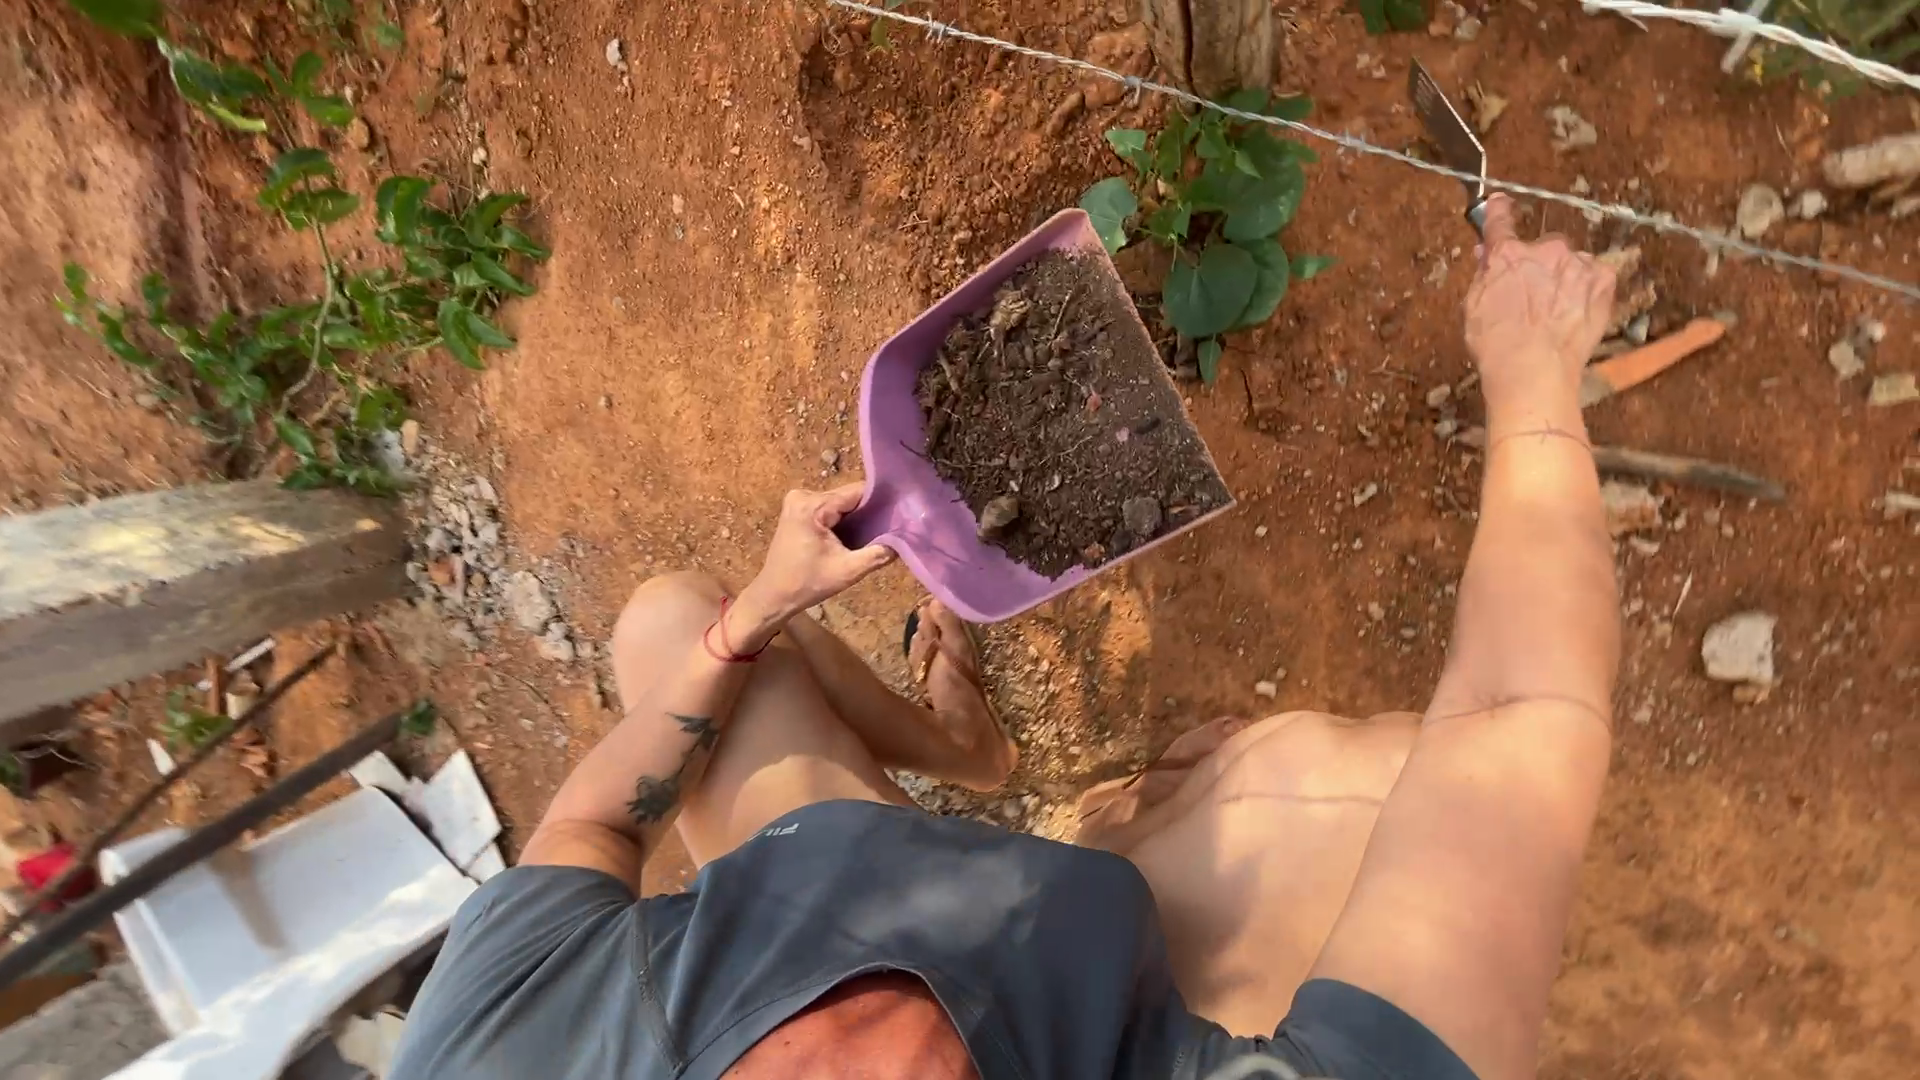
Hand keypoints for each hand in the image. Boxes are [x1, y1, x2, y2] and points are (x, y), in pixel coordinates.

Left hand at [728, 484, 894, 650]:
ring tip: (877, 533)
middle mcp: (803, 495)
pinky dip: (845, 521)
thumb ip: (878, 554)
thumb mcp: (848, 571)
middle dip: (869, 512)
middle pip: (849, 497)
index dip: (881, 502)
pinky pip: (831, 509)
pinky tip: (857, 535)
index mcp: (812, 505)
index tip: (901, 513)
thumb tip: (905, 541)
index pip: (857, 492)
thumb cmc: (808, 584)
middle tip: (892, 528)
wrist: (774, 595)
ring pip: (841, 503)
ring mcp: (799, 501)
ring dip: (858, 517)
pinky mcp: (799, 510)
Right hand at [1465, 195, 1615, 412]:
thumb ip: (1483, 276)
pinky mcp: (1604, 280)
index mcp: (1507, 256)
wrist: (1533, 368)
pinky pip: (1593, 277)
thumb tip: (1486, 255)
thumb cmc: (1495, 343)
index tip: (1498, 202)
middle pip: (1541, 249)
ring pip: (1569, 263)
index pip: (1499, 224)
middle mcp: (1545, 251)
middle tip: (1527, 295)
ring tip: (1550, 314)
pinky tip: (1570, 314)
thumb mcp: (1472, 309)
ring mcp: (1579, 263)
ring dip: (1561, 279)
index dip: (1497, 212)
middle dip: (1536, 265)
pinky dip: (1583, 290)